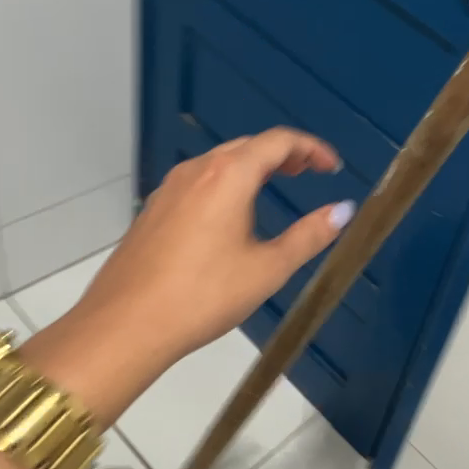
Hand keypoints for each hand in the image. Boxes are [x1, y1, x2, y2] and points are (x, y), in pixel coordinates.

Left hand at [21, 128, 353, 421]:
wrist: (124, 326)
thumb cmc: (204, 295)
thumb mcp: (268, 269)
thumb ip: (310, 235)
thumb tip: (344, 210)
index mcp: (230, 175)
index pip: (279, 141)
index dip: (311, 148)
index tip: (333, 166)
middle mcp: (198, 170)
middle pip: (249, 145)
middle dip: (285, 154)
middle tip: (311, 173)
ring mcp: (170, 188)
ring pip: (221, 161)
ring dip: (255, 166)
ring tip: (278, 186)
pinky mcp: (154, 209)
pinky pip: (201, 180)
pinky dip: (229, 181)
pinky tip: (234, 213)